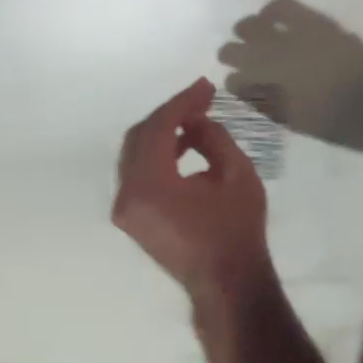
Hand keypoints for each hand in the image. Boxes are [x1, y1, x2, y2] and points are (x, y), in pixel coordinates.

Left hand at [113, 78, 270, 301]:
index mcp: (149, 185)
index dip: (180, 103)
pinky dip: (160, 151)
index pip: (156, 130)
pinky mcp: (134, 216)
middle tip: (202, 96)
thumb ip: (213, 140)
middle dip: (169, 113)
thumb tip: (196, 121)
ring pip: (135, 155)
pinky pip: (139, 172)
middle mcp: (127, 196)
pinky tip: (185, 143)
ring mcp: (126, 209)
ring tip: (197, 114)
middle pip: (137, 140)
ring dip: (163, 131)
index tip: (206, 86)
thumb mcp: (236, 174)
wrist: (225, 277)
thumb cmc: (236, 225)